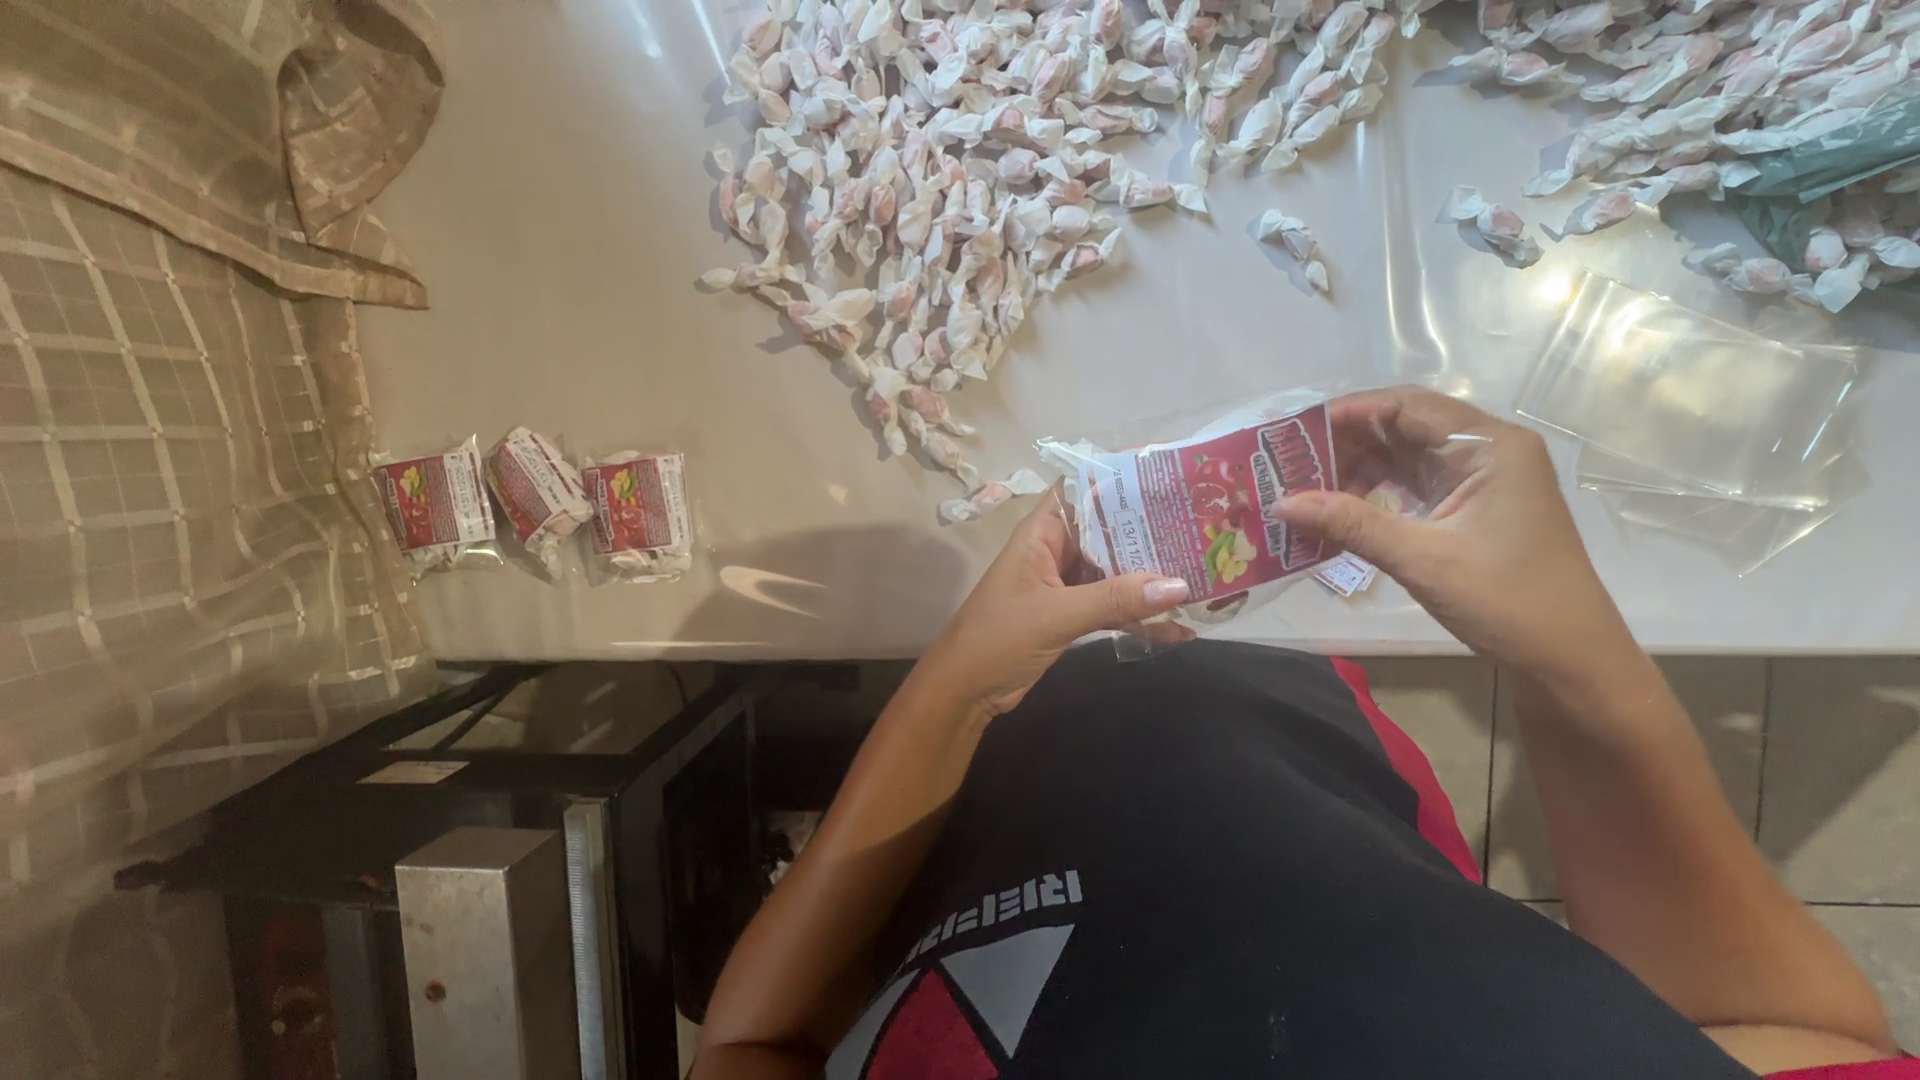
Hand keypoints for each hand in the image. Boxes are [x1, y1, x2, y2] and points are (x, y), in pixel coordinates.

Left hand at [916, 483, 1190, 717]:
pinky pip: (1113, 607)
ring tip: (1205, 570)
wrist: (964, 691)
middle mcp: (1056, 551)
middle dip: (1150, 530)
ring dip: (1152, 575)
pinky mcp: (1072, 616)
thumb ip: (1114, 599)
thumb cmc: (997, 638)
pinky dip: (1141, 617)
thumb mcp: (1056, 615)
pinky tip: (1181, 629)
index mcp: (1042, 534)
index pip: (1081, 489)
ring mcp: (1065, 585)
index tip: (1167, 473)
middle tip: (1202, 524)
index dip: (1119, 477)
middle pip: (1108, 530)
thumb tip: (1178, 585)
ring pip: (1116, 570)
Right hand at [1273, 387, 1639, 686]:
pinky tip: (1336, 512)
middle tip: (1286, 466)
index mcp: (1490, 446)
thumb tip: (1280, 503)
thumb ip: (1350, 524)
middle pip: (1402, 426)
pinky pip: (1411, 485)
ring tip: (1303, 490)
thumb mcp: (1422, 559)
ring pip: (1403, 457)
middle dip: (1344, 443)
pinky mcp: (1469, 507)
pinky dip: (1372, 494)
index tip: (1292, 436)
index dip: (1346, 413)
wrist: (1568, 658)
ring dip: (1353, 470)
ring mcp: (1479, 480)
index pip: (1406, 406)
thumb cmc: (1507, 600)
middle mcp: (1487, 451)